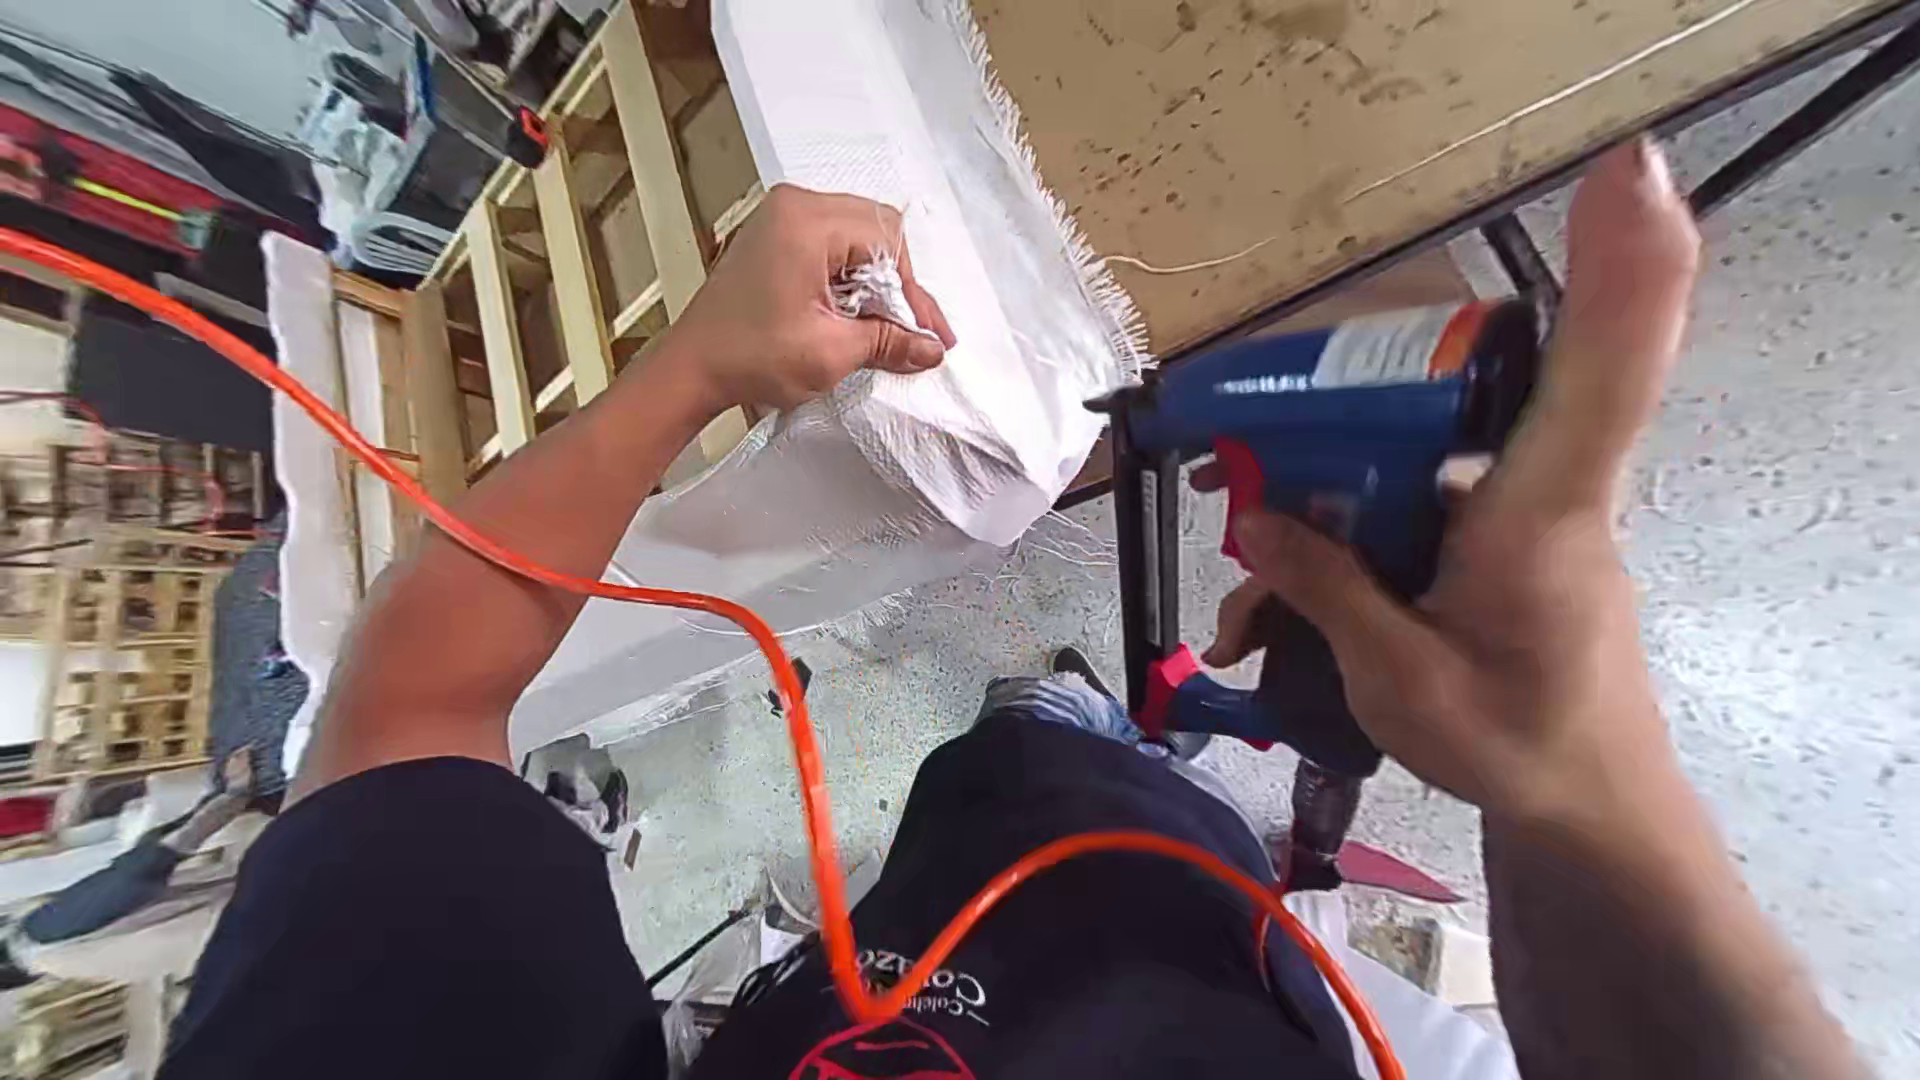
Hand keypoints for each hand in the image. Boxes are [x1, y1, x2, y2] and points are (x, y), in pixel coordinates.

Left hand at [658, 184, 955, 411]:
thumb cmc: (752, 358)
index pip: (888, 240)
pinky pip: (833, 251)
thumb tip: (933, 349)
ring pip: (857, 242)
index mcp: (807, 222)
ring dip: (878, 287)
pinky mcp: (777, 241)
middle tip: (914, 332)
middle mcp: (795, 207)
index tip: (928, 337)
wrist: (693, 368)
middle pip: (876, 233)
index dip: (913, 292)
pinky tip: (859, 317)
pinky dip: (853, 284)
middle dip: (899, 287)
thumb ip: (889, 343)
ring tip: (889, 329)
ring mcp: (782, 220)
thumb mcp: (831, 353)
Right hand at [1200, 141, 1700, 828]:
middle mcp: (1520, 496)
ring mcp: (1487, 519)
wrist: (1577, 808)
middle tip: (1221, 463)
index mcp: (1538, 520)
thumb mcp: (1400, 679)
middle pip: (1421, 411)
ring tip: (1238, 577)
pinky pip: (1377, 527)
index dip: (1625, 266)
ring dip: (1297, 517)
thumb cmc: (1512, 746)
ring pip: (1378, 476)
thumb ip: (1327, 591)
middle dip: (1311, 429)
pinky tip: (1263, 624)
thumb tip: (1257, 519)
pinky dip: (1314, 563)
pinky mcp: (1463, 546)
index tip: (1624, 171)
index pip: (1604, 373)